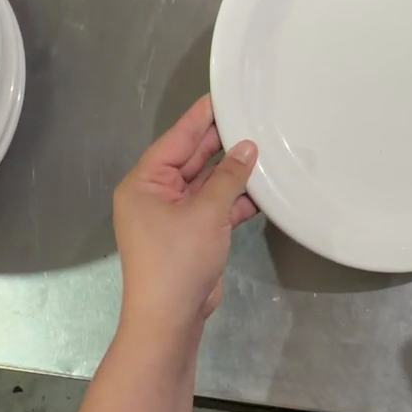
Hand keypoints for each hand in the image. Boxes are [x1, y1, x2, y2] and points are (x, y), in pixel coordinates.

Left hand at [112, 95, 258, 334]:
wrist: (171, 317)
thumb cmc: (178, 259)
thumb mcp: (206, 212)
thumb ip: (229, 177)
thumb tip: (248, 147)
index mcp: (145, 182)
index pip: (176, 139)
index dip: (201, 118)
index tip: (223, 95)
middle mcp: (158, 194)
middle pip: (193, 159)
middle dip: (222, 143)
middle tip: (252, 116)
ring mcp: (176, 215)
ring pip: (209, 183)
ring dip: (234, 172)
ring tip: (266, 146)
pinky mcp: (195, 233)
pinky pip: (217, 206)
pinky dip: (238, 199)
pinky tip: (264, 187)